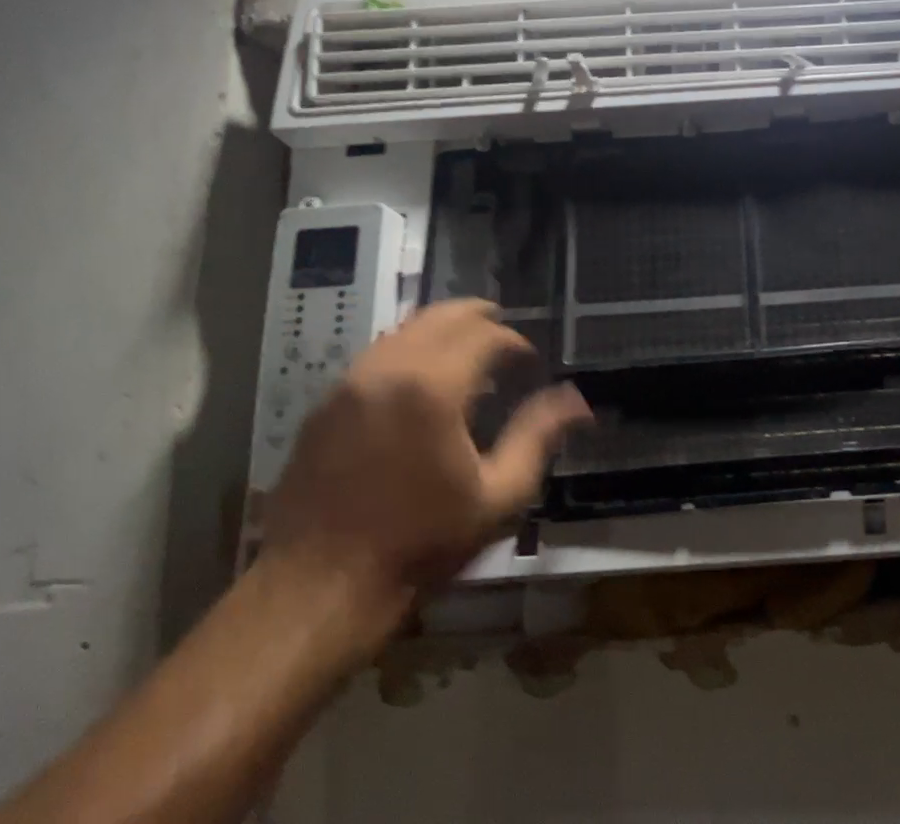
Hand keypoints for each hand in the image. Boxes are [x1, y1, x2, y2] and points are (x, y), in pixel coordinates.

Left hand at [262, 299, 589, 599]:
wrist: (323, 582)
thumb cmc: (422, 542)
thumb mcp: (498, 495)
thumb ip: (537, 436)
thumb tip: (576, 400)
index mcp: (432, 387)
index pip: (483, 336)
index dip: (514, 342)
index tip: (532, 363)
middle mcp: (386, 370)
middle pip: (438, 318)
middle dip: (477, 319)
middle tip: (506, 337)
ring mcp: (348, 385)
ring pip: (401, 332)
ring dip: (440, 332)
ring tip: (469, 356)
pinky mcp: (324, 407)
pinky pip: (374, 357)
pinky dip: (407, 353)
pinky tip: (423, 385)